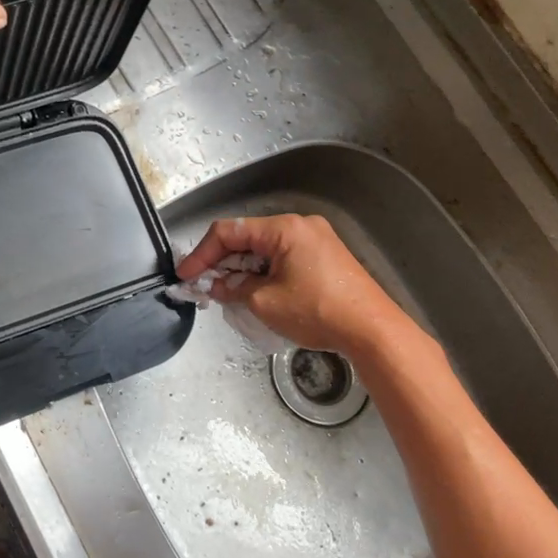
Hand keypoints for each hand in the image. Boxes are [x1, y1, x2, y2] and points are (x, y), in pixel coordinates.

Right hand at [175, 214, 413, 356]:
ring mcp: (316, 241)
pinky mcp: (326, 258)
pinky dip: (264, 272)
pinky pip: (283, 257)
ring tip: (227, 293)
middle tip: (203, 285)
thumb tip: (217, 286)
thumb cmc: (317, 311)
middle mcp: (301, 226)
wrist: (373, 331)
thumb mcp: (264, 302)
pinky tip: (255, 292)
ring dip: (242, 269)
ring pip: (265, 249)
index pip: (228, 232)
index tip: (185, 275)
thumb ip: (234, 289)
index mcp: (284, 229)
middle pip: (247, 237)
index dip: (201, 254)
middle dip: (222, 262)